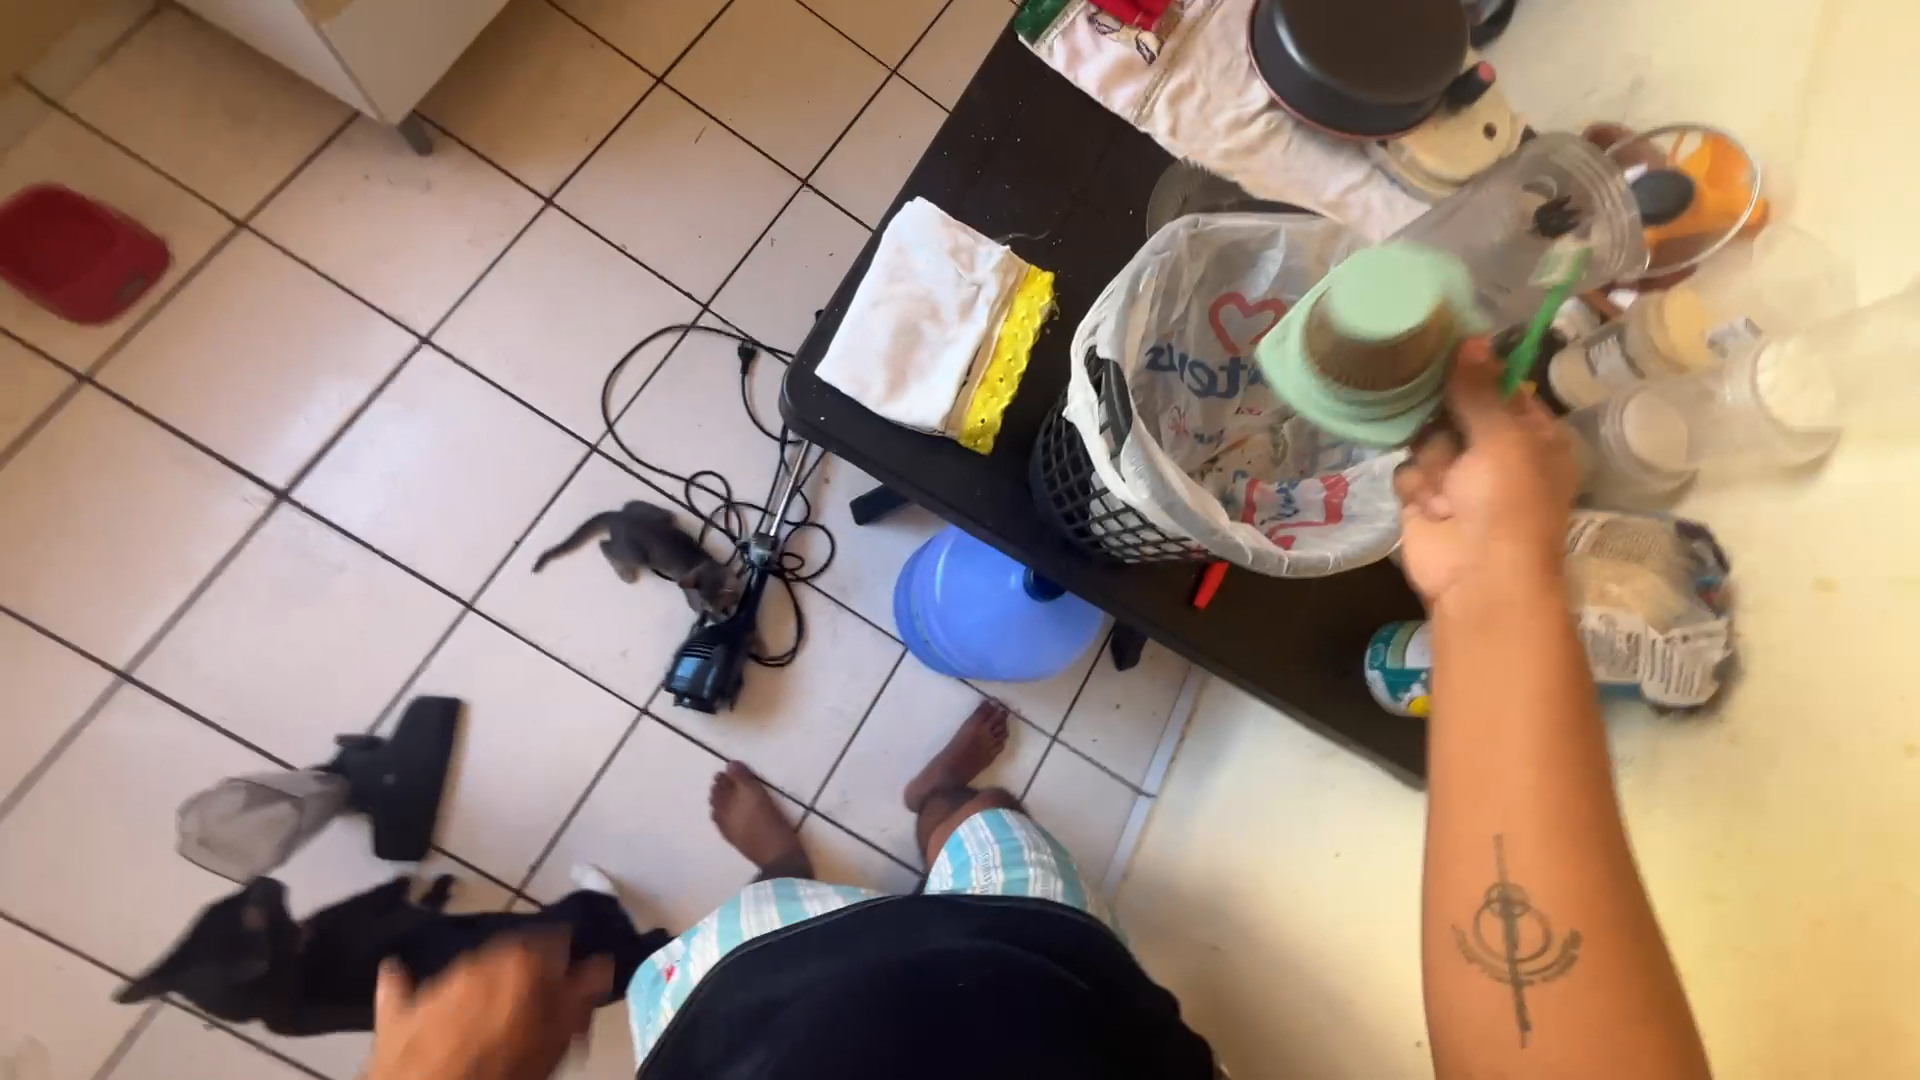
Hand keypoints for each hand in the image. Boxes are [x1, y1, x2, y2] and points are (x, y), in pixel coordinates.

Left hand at [364, 933, 612, 1079]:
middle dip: (525, 975)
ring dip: (482, 986)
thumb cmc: (503, 1075)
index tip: (571, 990)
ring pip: (471, 972)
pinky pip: (400, 986)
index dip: (567, 967)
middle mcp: (484, 958)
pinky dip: (403, 980)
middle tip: (533, 1012)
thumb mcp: (558, 1040)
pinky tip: (397, 970)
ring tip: (486, 1024)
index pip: (559, 941)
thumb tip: (600, 963)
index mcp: (527, 959)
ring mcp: (439, 983)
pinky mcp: (398, 1012)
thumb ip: (583, 994)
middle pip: (514, 955)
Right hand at [1392, 338, 1576, 609]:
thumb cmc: (1508, 503)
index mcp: (1533, 434)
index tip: (1445, 354)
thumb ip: (1478, 389)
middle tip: (1450, 433)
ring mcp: (1457, 476)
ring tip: (1447, 490)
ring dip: (1433, 462)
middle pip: (1453, 410)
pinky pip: (1408, 472)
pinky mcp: (1424, 498)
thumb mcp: (1502, 439)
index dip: (1475, 373)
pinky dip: (1417, 488)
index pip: (1500, 388)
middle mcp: (1495, 451)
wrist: (1478, 574)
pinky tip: (1431, 506)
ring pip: (1425, 440)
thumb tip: (1471, 337)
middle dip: (1444, 423)